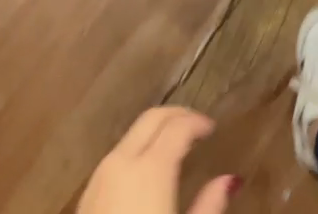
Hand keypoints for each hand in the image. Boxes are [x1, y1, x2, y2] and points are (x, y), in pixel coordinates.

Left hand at [77, 107, 240, 213]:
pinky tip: (149, 169)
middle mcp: (121, 161)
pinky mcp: (88, 192)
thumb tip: (229, 180)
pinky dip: (138, 149)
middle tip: (197, 124)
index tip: (212, 127)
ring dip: (155, 131)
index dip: (197, 121)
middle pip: (150, 118)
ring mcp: (100, 175)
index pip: (176, 126)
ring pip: (131, 134)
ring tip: (177, 145)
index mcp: (149, 168)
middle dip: (176, 114)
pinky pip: (117, 155)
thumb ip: (210, 205)